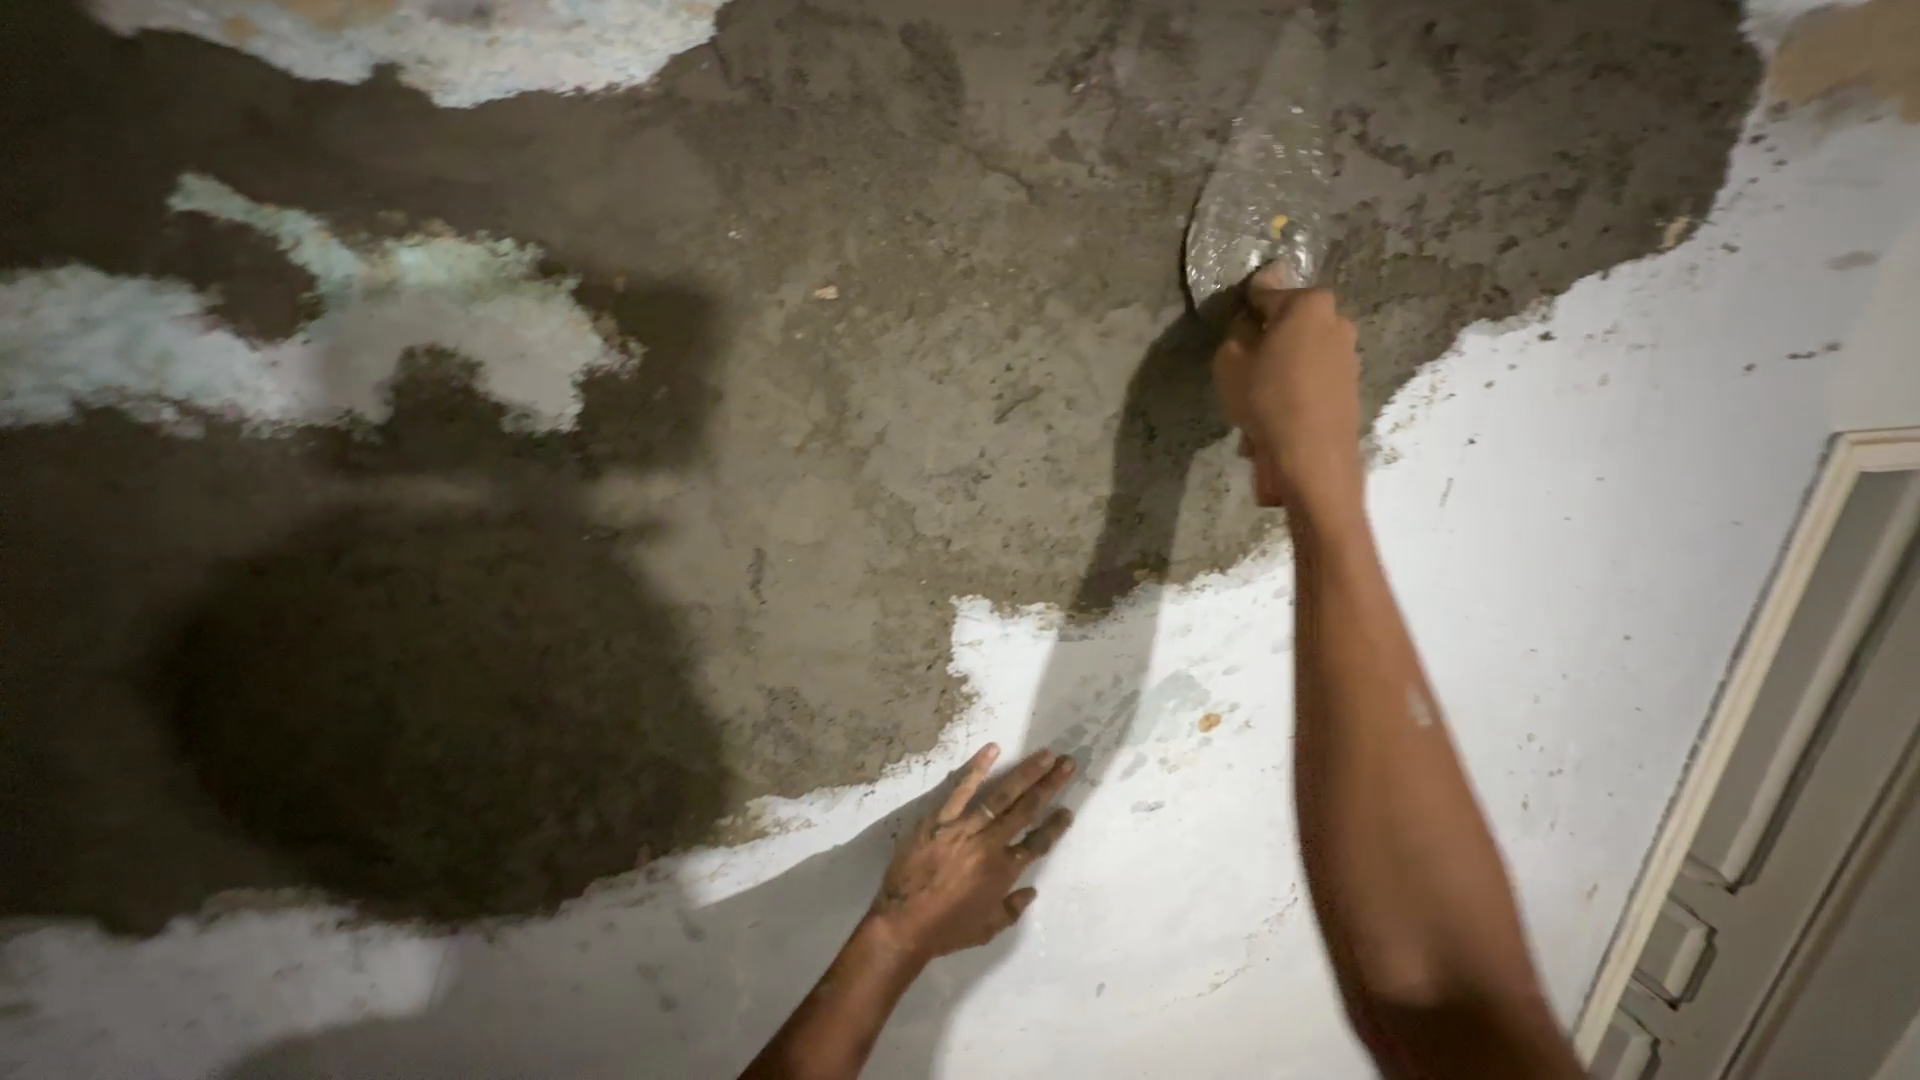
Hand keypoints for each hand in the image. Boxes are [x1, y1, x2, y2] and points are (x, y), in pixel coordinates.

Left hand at [866, 744, 1075, 961]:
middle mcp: (990, 845)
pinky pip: (960, 790)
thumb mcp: (988, 928)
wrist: (903, 924)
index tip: (1069, 809)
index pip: (1038, 843)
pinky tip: (992, 749)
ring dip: (1025, 773)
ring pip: (1001, 796)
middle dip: (1050, 785)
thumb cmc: (946, 930)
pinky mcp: (939, 819)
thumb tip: (1032, 890)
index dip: (1055, 826)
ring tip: (1045, 755)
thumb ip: (1012, 908)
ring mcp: (964, 828)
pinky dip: (977, 768)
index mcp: (1004, 871)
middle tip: (1067, 764)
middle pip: (1027, 810)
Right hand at [1212, 262, 1362, 509]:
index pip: (1267, 290)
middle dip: (1270, 334)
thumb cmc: (1266, 398)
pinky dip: (1296, 387)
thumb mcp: (1230, 361)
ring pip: (1304, 350)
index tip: (1235, 314)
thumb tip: (1250, 322)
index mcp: (1308, 304)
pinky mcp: (1350, 385)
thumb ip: (1238, 331)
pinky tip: (1278, 413)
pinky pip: (1313, 377)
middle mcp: (1336, 320)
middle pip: (1292, 321)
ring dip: (1284, 363)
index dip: (1247, 302)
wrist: (1311, 456)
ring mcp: (1348, 354)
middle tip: (1245, 359)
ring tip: (1259, 394)